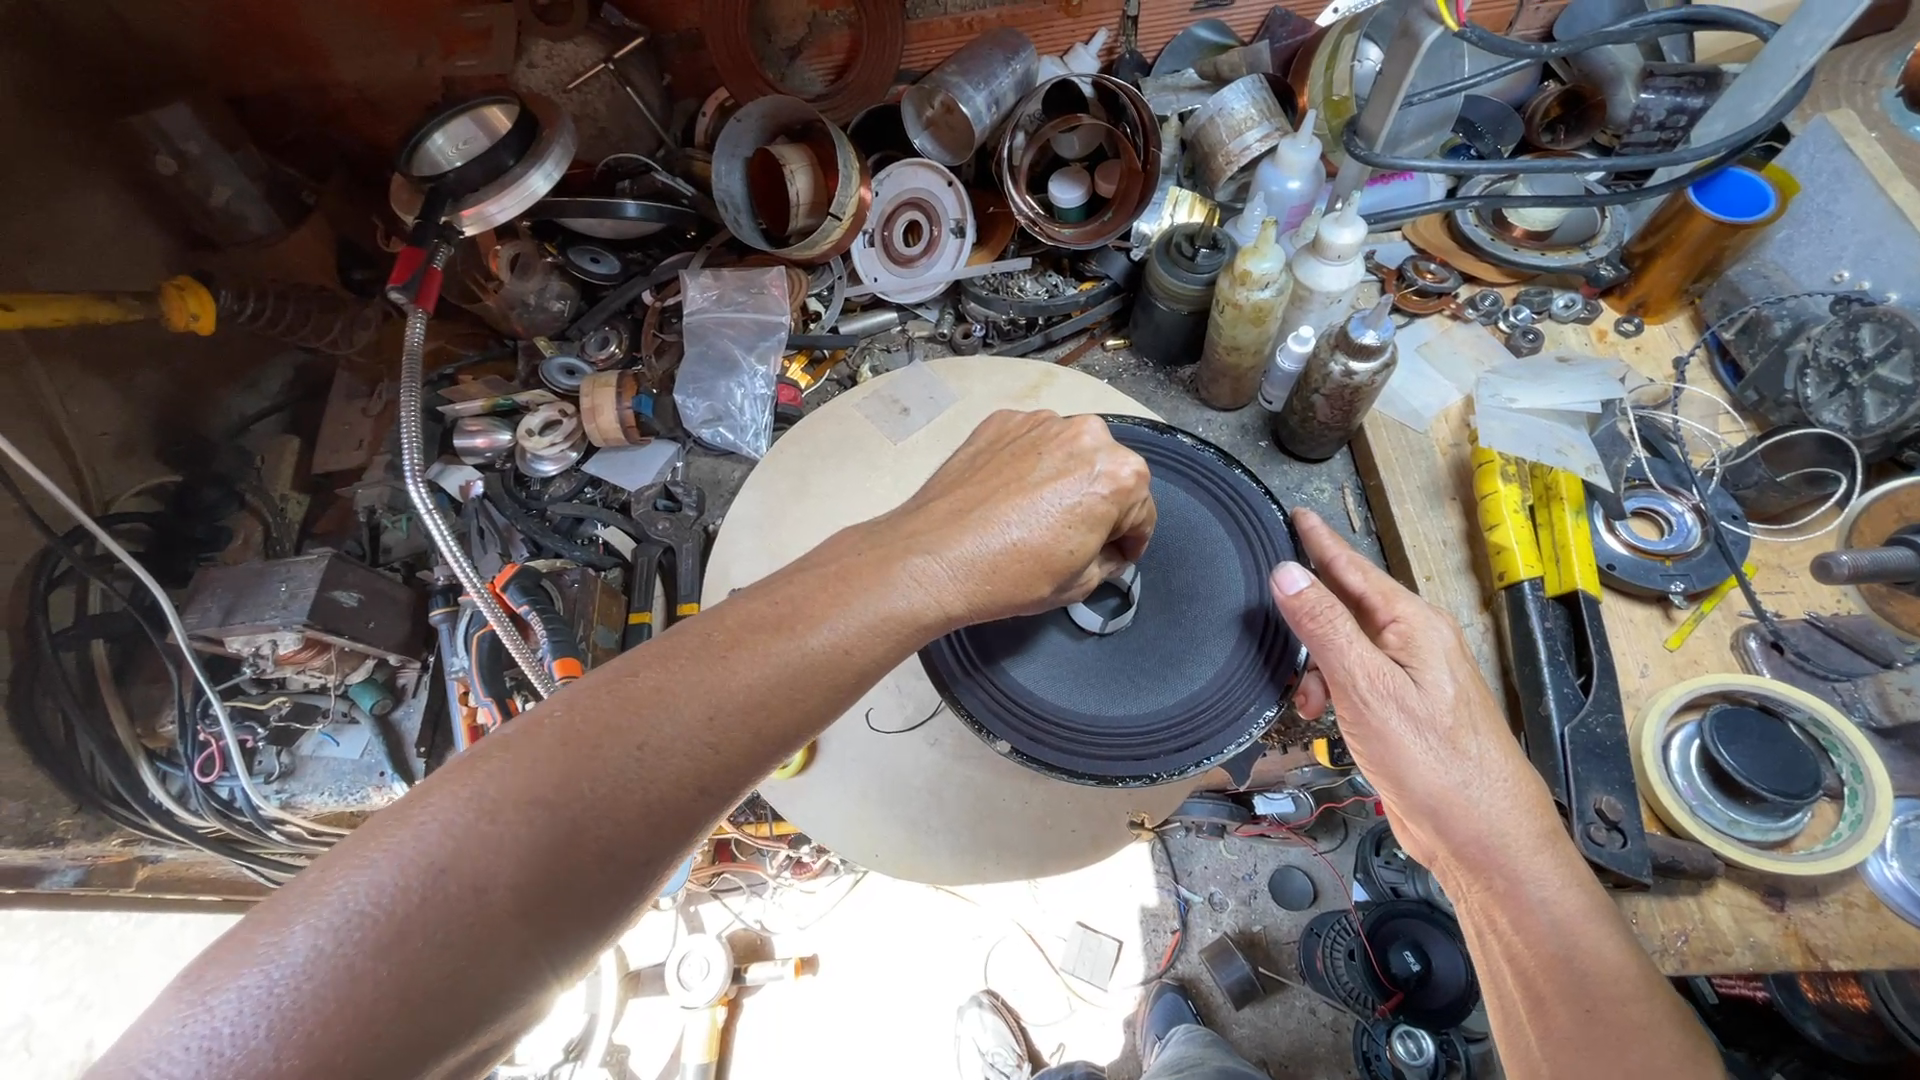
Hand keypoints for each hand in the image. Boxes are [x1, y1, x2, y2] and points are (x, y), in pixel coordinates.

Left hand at [874, 410, 1155, 626]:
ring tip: (1035, 516)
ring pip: (1069, 453)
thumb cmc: (1010, 574)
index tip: (1115, 555)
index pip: (1143, 510)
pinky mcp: (1001, 422)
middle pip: (1108, 472)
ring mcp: (1039, 422)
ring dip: (1064, 478)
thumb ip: (1109, 559)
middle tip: (1072, 537)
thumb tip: (1109, 550)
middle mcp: (1086, 435)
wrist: (933, 557)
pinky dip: (1029, 465)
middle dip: (1099, 503)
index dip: (1130, 540)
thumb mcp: (1079, 583)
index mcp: (1118, 475)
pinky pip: (1031, 443)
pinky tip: (1008, 498)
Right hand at [1270, 509, 1557, 882]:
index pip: (1354, 569)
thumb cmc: (1429, 757)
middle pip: (1344, 610)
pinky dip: (1330, 693)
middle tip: (1277, 646)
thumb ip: (1323, 627)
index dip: (1321, 542)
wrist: (1480, 833)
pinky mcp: (1403, 709)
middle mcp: (1413, 642)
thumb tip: (1287, 572)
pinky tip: (1323, 719)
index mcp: (1411, 624)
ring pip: (1343, 650)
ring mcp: (1410, 677)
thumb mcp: (1364, 686)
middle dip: (1306, 627)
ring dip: (1315, 670)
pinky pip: (1353, 681)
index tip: (1297, 514)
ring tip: (1307, 705)